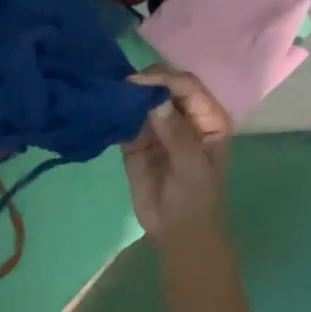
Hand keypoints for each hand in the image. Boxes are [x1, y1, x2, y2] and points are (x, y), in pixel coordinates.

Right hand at [123, 69, 231, 245]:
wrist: (176, 232)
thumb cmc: (196, 200)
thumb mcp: (192, 167)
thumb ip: (176, 134)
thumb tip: (156, 100)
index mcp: (208, 117)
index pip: (187, 86)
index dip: (164, 80)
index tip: (138, 83)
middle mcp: (184, 115)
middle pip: (163, 86)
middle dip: (144, 83)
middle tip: (120, 88)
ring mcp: (158, 126)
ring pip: (142, 99)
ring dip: (126, 95)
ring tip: (107, 94)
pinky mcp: (136, 139)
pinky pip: (125, 119)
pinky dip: (115, 113)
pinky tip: (103, 109)